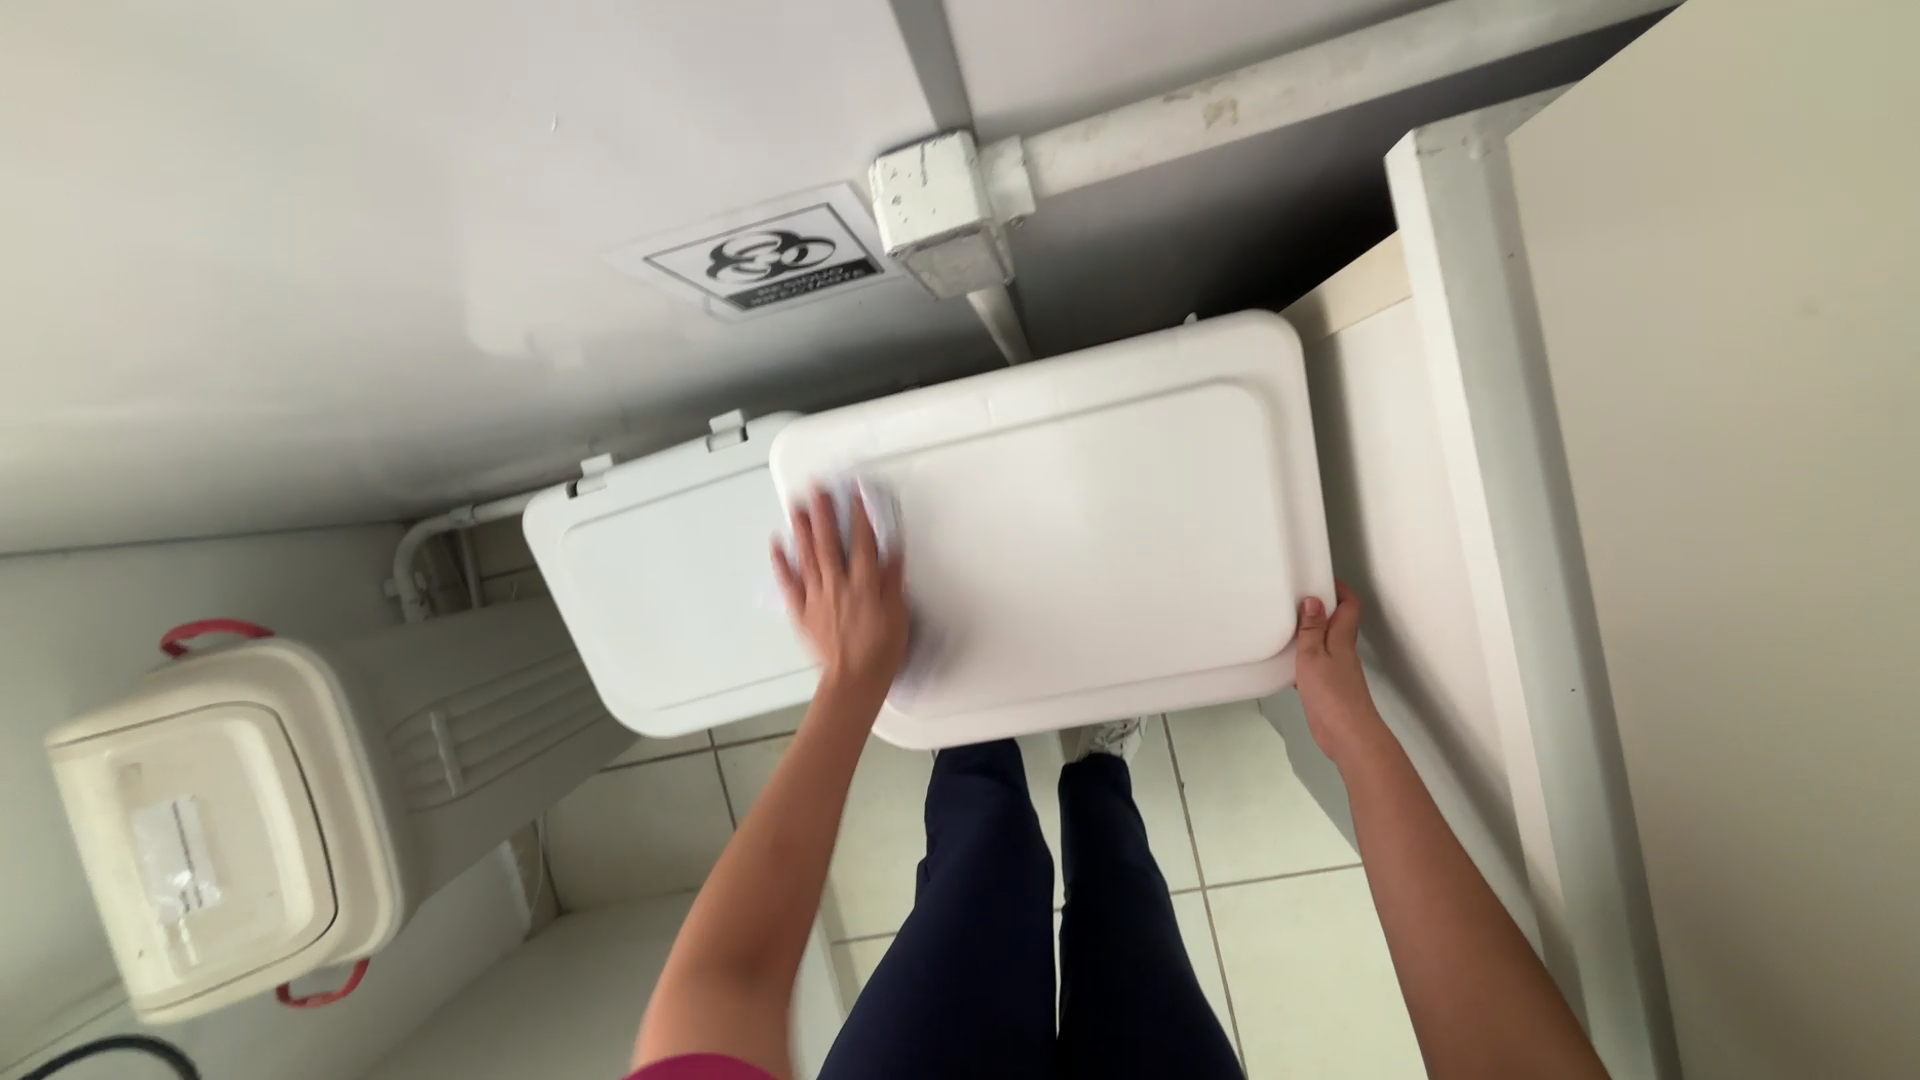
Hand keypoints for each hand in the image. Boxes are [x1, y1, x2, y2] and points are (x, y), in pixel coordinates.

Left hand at [772, 489, 910, 697]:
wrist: (855, 679)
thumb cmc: (880, 650)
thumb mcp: (897, 613)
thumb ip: (891, 579)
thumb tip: (891, 550)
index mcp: (864, 584)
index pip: (862, 542)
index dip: (859, 515)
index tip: (855, 494)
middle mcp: (838, 585)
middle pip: (829, 542)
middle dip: (824, 513)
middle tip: (818, 489)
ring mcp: (817, 597)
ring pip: (808, 556)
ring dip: (802, 528)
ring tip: (798, 505)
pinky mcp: (802, 611)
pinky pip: (789, 583)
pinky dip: (781, 562)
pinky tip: (777, 543)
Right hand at [1294, 581, 1393, 767]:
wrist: (1347, 735)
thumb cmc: (1331, 693)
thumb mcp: (1314, 655)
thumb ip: (1312, 629)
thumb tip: (1314, 599)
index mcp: (1342, 639)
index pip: (1349, 606)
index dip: (1339, 590)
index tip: (1320, 579)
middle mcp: (1342, 651)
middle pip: (1337, 622)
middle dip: (1321, 607)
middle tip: (1295, 598)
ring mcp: (1336, 670)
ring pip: (1325, 642)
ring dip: (1310, 632)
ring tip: (1286, 625)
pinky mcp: (1328, 687)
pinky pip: (1315, 662)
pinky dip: (1303, 656)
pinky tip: (1287, 662)